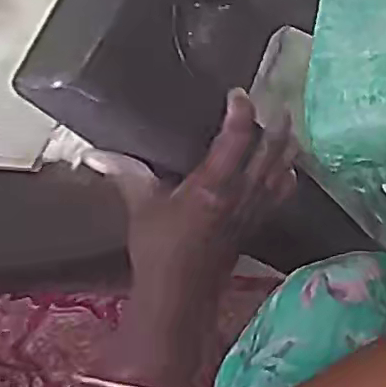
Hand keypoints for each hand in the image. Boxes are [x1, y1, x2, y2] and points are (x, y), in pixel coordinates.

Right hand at [88, 90, 295, 289]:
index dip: (242, 113)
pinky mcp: (258, 222)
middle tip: (278, 104)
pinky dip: (287, 176)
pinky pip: (281, 193)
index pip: (237, 139)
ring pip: (282, 170)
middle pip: (271, 152)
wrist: (183, 292)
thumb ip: (127, 175)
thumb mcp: (141, 208)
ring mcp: (254, 208)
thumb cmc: (160, 249)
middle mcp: (242, 193)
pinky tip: (288, 168)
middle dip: (278, 126)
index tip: (239, 94)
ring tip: (290, 128)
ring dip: (287, 147)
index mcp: (214, 184)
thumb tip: (95, 155)